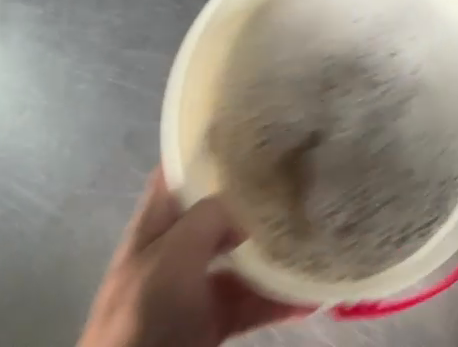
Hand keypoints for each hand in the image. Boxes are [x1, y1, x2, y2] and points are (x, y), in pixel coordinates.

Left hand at [77, 173, 311, 346]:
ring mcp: (194, 287)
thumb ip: (209, 218)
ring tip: (314, 237)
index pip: (181, 172)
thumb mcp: (173, 252)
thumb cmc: (143, 308)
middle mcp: (176, 248)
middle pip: (218, 214)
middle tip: (296, 182)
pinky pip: (251, 304)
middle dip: (253, 201)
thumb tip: (245, 206)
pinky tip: (310, 296)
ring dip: (274, 255)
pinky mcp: (211, 322)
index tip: (252, 135)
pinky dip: (279, 300)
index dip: (210, 151)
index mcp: (157, 222)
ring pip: (241, 260)